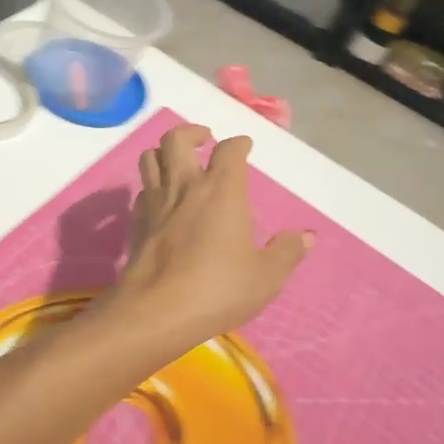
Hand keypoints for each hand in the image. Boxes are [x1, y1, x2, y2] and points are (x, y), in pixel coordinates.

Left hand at [101, 124, 311, 354]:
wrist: (156, 310)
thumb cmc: (218, 289)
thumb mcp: (265, 277)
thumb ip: (286, 252)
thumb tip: (307, 236)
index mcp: (221, 191)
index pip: (228, 151)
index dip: (238, 143)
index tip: (245, 145)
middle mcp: (185, 187)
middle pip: (177, 139)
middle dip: (192, 132)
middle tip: (205, 139)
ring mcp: (155, 203)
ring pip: (151, 158)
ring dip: (164, 152)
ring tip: (179, 162)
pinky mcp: (136, 223)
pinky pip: (142, 190)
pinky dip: (152, 186)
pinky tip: (163, 201)